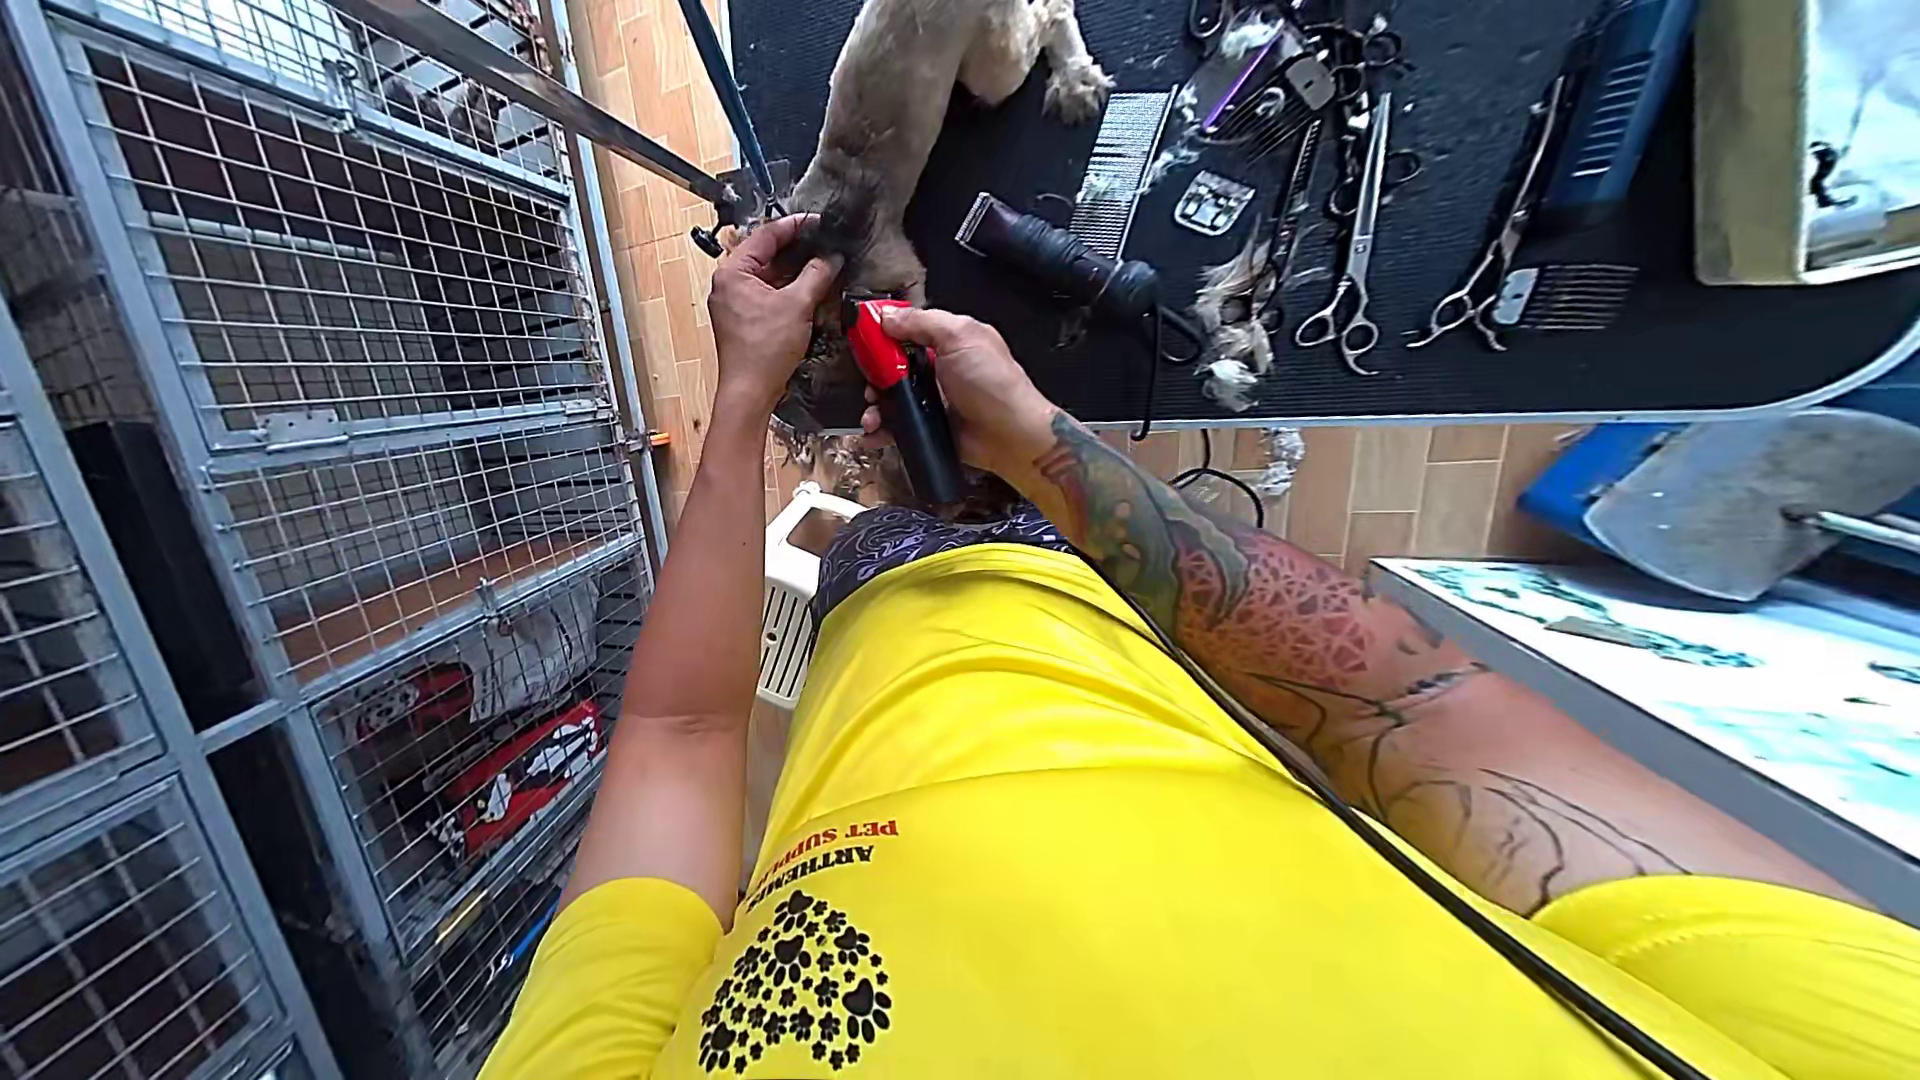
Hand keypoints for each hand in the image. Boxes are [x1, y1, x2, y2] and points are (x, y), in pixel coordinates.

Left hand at [707, 214, 838, 414]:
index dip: (794, 227)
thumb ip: (816, 276)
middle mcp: (729, 284)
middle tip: (824, 246)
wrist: (751, 390)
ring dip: (795, 275)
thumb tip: (830, 259)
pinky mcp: (745, 321)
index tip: (816, 223)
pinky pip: (769, 297)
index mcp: (733, 272)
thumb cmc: (764, 351)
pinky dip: (788, 293)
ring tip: (821, 269)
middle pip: (767, 257)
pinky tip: (808, 295)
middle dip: (797, 253)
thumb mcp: (797, 306)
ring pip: (769, 278)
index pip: (766, 236)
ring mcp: (736, 304)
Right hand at [862, 306, 1057, 475]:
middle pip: (891, 365)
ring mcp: (932, 399)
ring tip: (872, 413)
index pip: (905, 329)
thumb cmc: (993, 383)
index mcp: (947, 341)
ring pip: (890, 397)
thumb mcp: (959, 337)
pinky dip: (881, 429)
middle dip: (873, 374)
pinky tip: (873, 432)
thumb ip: (921, 322)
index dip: (882, 333)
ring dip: (874, 404)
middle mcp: (937, 369)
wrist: (1010, 435)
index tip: (862, 339)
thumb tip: (887, 315)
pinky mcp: (928, 427)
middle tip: (870, 383)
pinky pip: (896, 425)